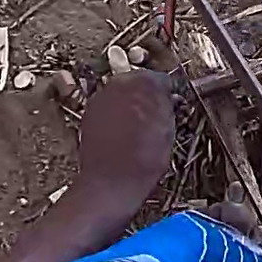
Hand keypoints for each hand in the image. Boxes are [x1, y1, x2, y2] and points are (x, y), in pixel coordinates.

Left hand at [74, 69, 174, 216]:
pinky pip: (108, 104)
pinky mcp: (89, 109)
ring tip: (138, 124)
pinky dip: (115, 112)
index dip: (169, 94)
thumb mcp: (168, 130)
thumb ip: (168, 107)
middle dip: (148, 95)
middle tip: (155, 114)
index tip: (172, 105)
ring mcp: (102, 94)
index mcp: (146, 83)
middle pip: (140, 82)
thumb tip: (169, 98)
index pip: (163, 80)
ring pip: (122, 92)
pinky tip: (121, 130)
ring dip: (130, 102)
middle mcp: (121, 82)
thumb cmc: (145, 158)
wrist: (111, 180)